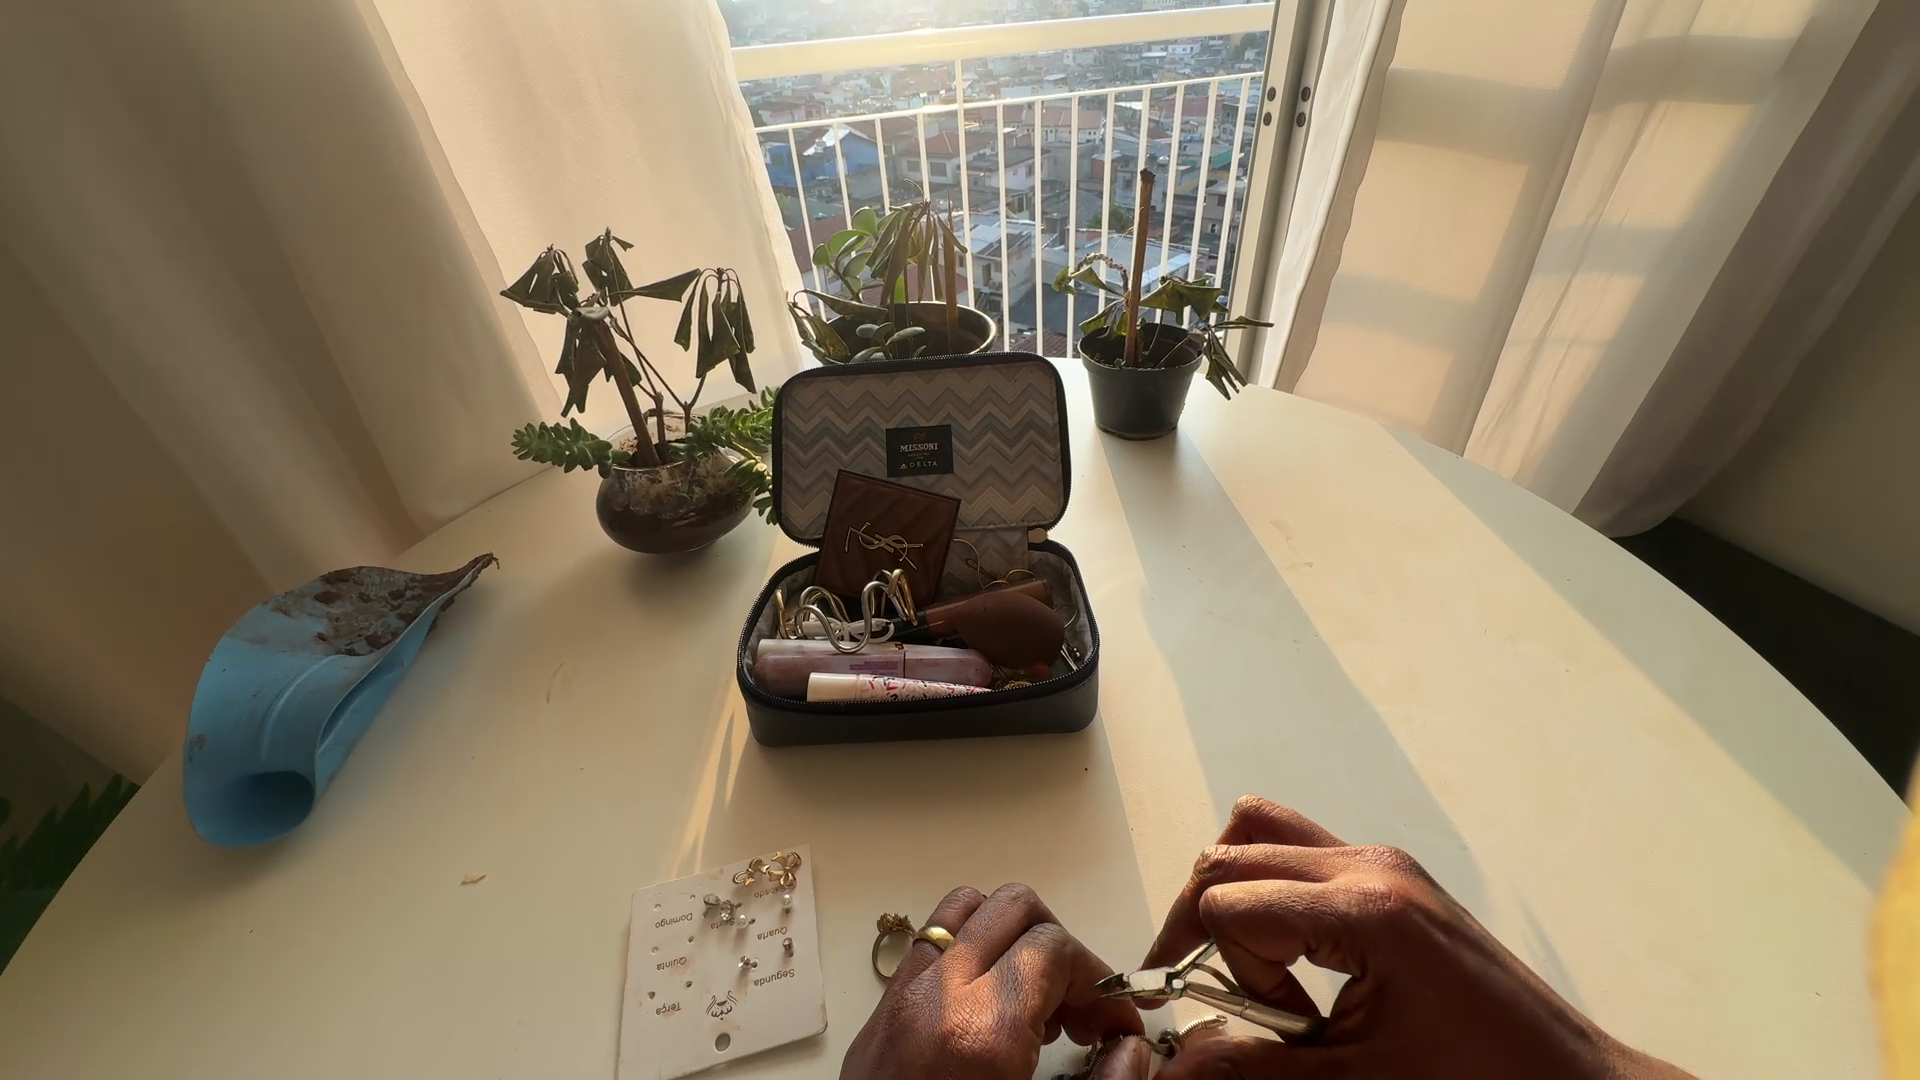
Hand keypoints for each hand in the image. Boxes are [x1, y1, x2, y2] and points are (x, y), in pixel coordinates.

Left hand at [841, 883, 1147, 1079]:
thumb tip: (1132, 1044)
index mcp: (980, 1031)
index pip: (1053, 948)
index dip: (1100, 978)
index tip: (1118, 1022)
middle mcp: (937, 992)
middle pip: (1012, 906)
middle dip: (1059, 945)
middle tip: (1079, 1008)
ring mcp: (901, 993)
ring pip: (967, 906)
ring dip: (1012, 936)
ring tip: (1034, 1000)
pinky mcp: (881, 1008)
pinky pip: (933, 939)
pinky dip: (972, 948)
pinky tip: (990, 1006)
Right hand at [1144, 797, 1694, 1078]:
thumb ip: (1254, 1071)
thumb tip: (1171, 1073)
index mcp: (1363, 911)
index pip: (1230, 903)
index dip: (1224, 968)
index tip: (1264, 1027)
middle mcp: (1365, 863)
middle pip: (1230, 857)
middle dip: (1203, 923)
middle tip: (1215, 991)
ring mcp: (1380, 857)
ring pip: (1257, 828)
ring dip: (1231, 887)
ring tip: (1246, 955)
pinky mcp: (1389, 869)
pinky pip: (1297, 844)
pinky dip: (1268, 881)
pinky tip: (1290, 942)